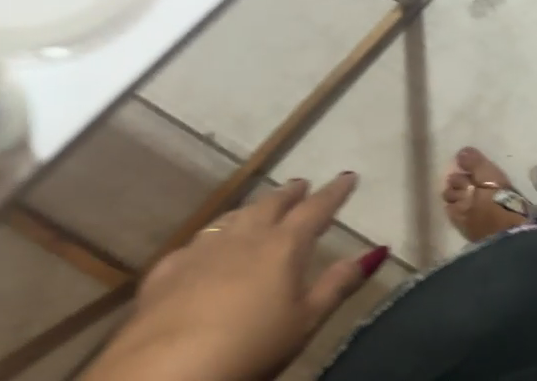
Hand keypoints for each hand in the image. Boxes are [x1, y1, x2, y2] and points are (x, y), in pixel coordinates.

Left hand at [83, 174, 384, 380]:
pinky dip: (206, 240)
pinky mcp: (162, 278)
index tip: (348, 176)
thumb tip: (377, 251)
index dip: (334, 191)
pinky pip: (190, 246)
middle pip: (270, 206)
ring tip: (258, 208)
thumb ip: (338, 284)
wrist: (159, 379)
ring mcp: (199, 255)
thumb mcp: (304, 322)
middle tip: (301, 184)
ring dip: (249, 210)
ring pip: (230, 220)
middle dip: (289, 193)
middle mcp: (244, 239)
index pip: (316, 208)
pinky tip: (202, 249)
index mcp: (284, 246)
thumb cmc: (248, 349)